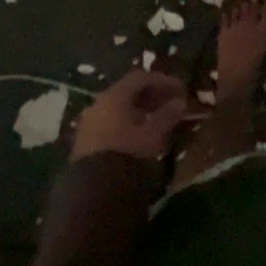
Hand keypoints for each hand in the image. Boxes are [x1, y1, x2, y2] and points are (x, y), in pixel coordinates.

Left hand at [70, 70, 188, 161]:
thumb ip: (167, 115)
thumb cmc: (127, 151)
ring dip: (140, 109)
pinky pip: (110, 121)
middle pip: (128, 91)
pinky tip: (139, 133)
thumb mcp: (153, 134)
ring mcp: (90, 122)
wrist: (94, 187)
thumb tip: (180, 102)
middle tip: (170, 103)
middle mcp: (99, 104)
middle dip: (152, 95)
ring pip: (118, 107)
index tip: (180, 90)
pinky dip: (127, 121)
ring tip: (157, 119)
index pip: (141, 78)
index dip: (163, 81)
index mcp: (115, 96)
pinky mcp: (85, 140)